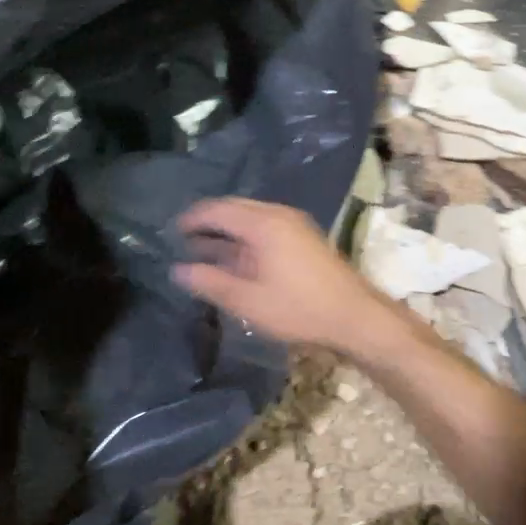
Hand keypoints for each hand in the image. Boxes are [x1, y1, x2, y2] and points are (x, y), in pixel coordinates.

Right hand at [171, 198, 405, 355]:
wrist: (355, 316)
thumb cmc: (299, 308)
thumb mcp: (248, 301)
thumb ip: (210, 283)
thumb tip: (177, 270)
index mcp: (263, 222)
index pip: (217, 209)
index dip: (192, 219)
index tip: (170, 232)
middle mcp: (277, 214)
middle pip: (234, 208)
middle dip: (207, 223)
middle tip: (182, 241)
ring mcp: (293, 223)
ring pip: (249, 218)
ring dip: (226, 232)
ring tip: (202, 252)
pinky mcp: (302, 236)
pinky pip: (264, 226)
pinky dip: (244, 237)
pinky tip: (233, 260)